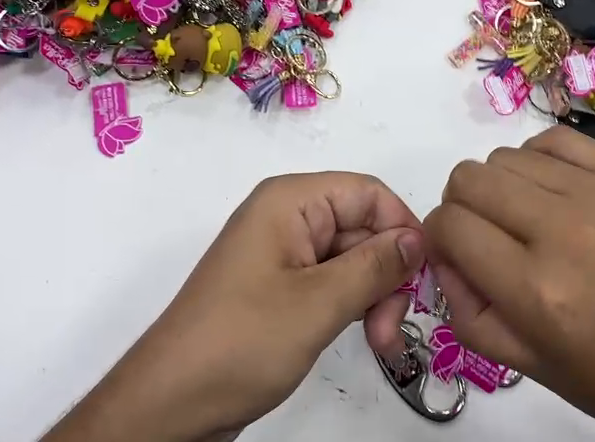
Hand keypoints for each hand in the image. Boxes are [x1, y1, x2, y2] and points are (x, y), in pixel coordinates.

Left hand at [45, 173, 423, 441]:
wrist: (171, 403)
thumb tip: (418, 238)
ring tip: (380, 342)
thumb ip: (375, 266)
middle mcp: (287, 216)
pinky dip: (352, 304)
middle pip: (362, 225)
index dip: (402, 229)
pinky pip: (331, 280)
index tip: (423, 280)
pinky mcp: (279, 286)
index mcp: (291, 200)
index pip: (368, 192)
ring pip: (351, 256)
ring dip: (373, 294)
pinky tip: (365, 335)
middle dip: (387, 272)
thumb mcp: (318, 304)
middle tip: (392, 329)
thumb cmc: (243, 341)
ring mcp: (282, 252)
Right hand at [425, 126, 594, 441]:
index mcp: (538, 291)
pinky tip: (552, 191)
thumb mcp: (533, 366)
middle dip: (461, 207)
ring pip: (506, 156)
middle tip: (485, 238)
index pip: (449, 226)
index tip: (455, 255)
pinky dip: (538, 159)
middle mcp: (563, 230)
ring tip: (527, 221)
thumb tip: (444, 255)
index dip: (439, 239)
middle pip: (469, 178)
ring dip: (500, 186)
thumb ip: (469, 311)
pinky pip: (554, 139)